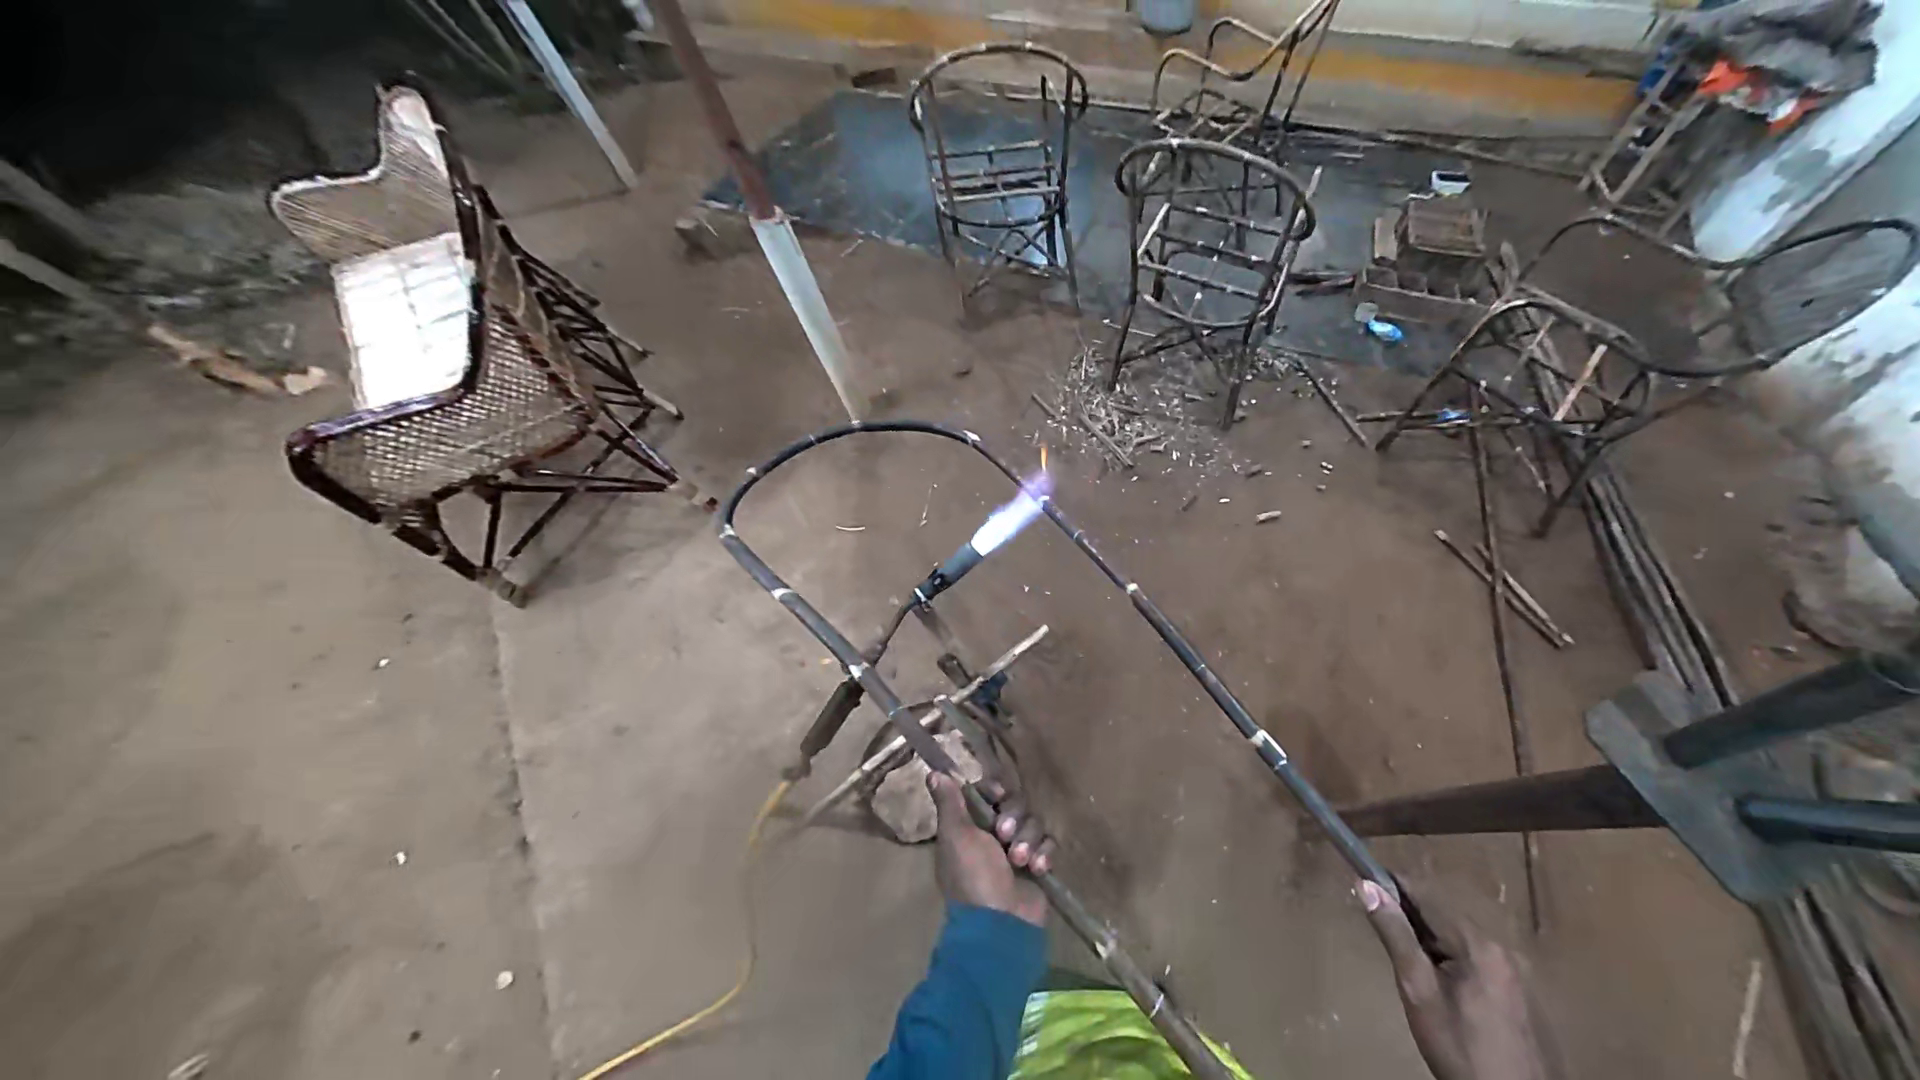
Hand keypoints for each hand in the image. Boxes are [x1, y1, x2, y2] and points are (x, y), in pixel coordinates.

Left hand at [927, 772, 1052, 927]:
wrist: (1000, 924)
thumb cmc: (973, 875)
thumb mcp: (955, 836)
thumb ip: (948, 802)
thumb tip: (932, 772)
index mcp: (971, 825)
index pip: (989, 791)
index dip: (995, 790)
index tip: (998, 795)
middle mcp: (995, 834)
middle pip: (1016, 803)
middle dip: (1014, 817)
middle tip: (1004, 835)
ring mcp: (1018, 849)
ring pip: (1033, 822)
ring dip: (1028, 839)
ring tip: (1019, 861)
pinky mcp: (1038, 864)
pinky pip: (1049, 843)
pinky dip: (1044, 854)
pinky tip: (1037, 869)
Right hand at [1358, 879, 1552, 1079]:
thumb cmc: (1459, 1047)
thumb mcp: (1417, 989)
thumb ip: (1394, 934)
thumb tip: (1366, 886)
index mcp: (1478, 944)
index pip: (1425, 894)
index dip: (1391, 886)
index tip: (1363, 887)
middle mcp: (1501, 949)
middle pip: (1442, 915)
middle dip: (1409, 918)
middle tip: (1383, 938)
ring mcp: (1514, 973)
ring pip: (1455, 938)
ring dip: (1428, 941)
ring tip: (1407, 965)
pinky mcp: (1517, 994)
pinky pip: (1472, 959)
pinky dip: (1447, 959)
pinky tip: (1437, 986)